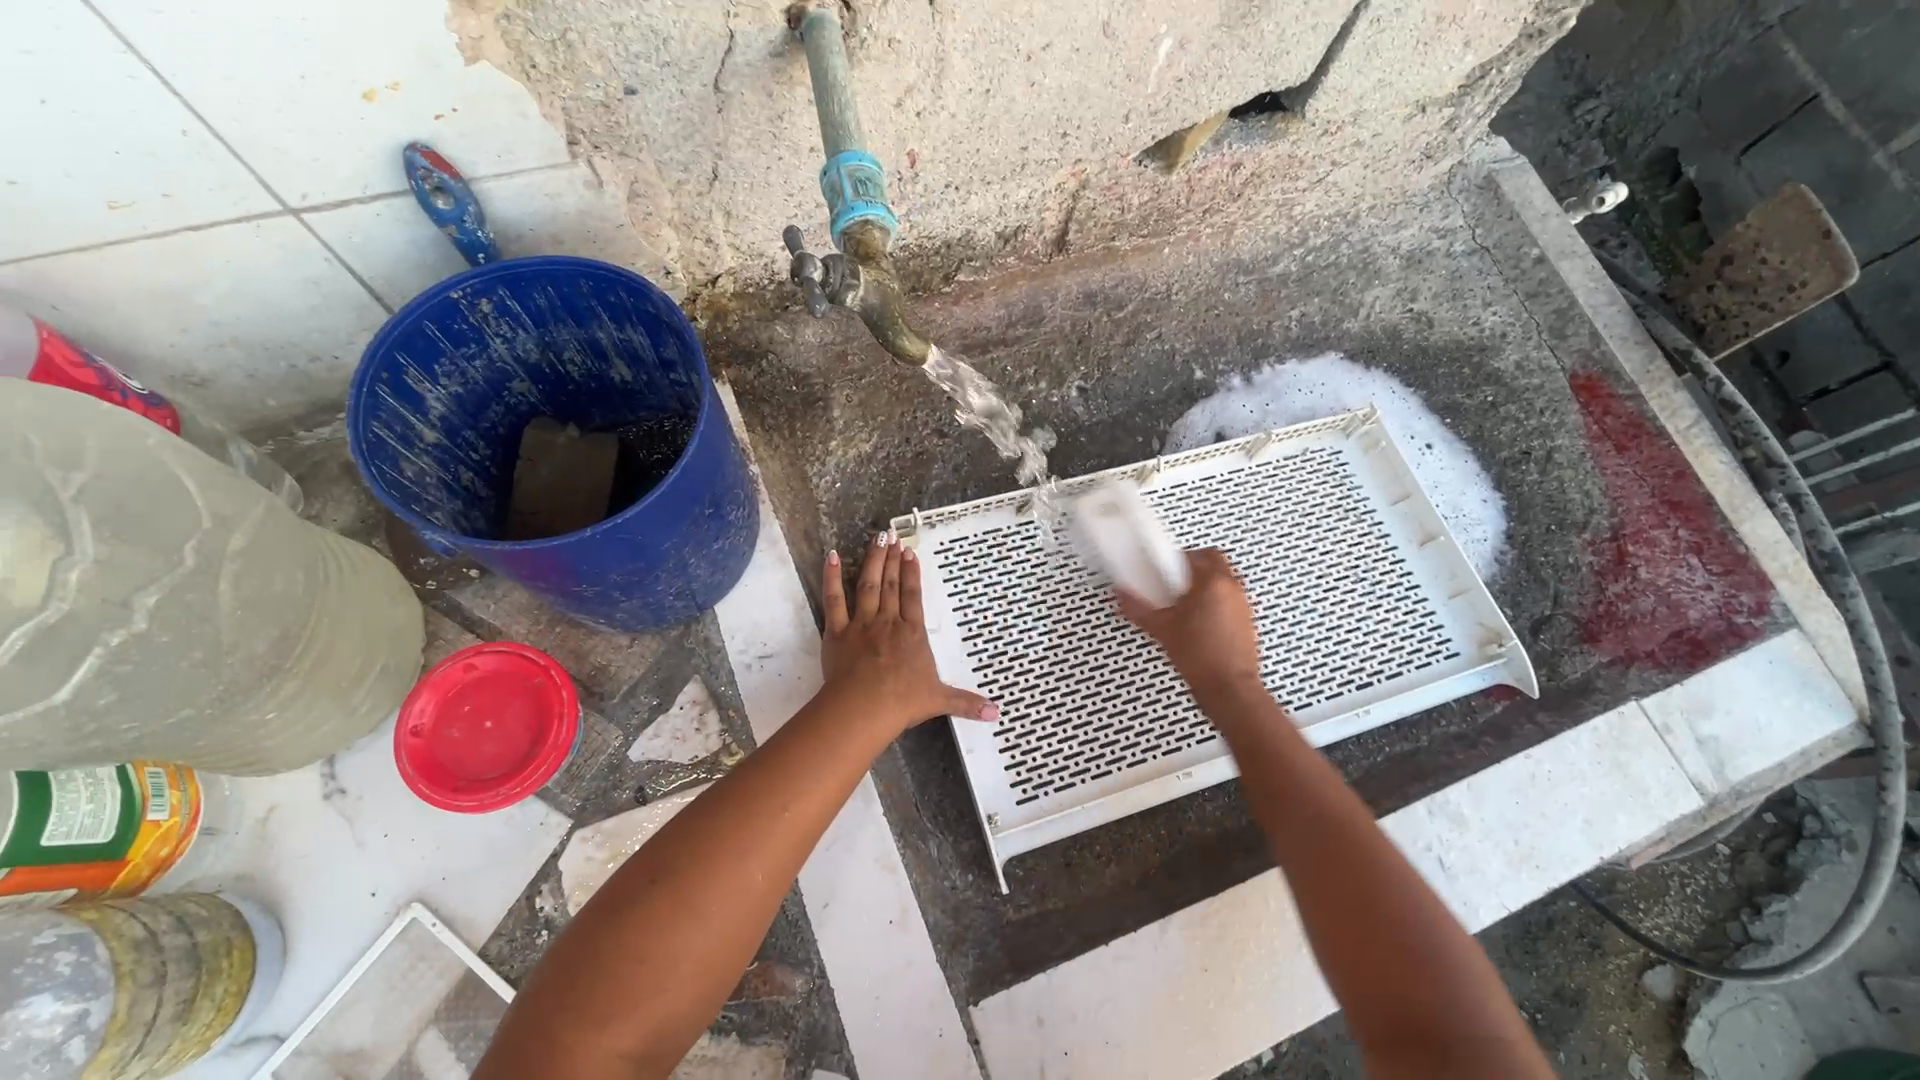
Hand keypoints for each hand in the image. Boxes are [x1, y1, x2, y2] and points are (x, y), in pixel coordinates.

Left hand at [820, 531, 997, 737]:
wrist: (866, 707)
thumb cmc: (903, 702)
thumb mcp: (939, 700)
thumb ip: (965, 703)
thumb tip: (996, 714)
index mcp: (912, 634)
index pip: (912, 596)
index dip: (911, 573)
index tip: (910, 553)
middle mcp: (888, 622)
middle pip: (890, 584)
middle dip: (891, 559)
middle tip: (891, 536)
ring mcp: (861, 624)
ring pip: (867, 585)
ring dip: (872, 561)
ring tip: (875, 539)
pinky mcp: (837, 632)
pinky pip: (834, 600)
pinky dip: (831, 577)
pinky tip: (831, 557)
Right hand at [1117, 548, 1263, 696]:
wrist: (1228, 689)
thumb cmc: (1203, 660)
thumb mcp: (1160, 629)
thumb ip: (1137, 608)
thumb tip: (1123, 596)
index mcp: (1212, 582)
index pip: (1192, 554)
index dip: (1173, 559)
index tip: (1160, 569)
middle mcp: (1231, 588)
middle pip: (1213, 559)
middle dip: (1192, 565)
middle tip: (1173, 579)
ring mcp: (1242, 604)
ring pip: (1224, 578)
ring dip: (1205, 582)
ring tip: (1184, 600)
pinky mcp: (1247, 620)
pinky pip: (1230, 598)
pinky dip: (1216, 600)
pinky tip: (1198, 619)